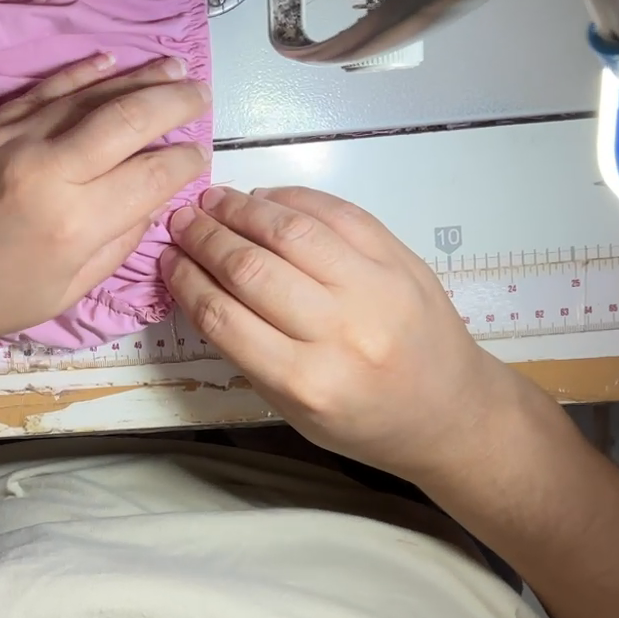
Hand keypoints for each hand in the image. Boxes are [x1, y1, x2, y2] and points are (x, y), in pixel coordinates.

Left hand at [0, 53, 208, 355]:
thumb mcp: (65, 292)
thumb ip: (117, 242)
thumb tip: (153, 198)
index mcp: (75, 224)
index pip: (152, 175)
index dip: (185, 160)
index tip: (199, 154)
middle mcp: (49, 171)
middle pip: (130, 119)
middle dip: (176, 103)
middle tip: (202, 93)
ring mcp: (12, 140)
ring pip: (91, 95)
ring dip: (139, 78)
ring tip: (174, 69)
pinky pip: (44, 90)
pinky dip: (81, 74)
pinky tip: (111, 62)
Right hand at [163, 185, 535, 482]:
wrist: (452, 411)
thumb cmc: (361, 420)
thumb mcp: (290, 405)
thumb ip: (243, 345)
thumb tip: (197, 277)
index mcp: (306, 383)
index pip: (224, 316)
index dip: (186, 279)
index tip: (167, 257)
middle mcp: (341, 333)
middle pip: (252, 269)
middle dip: (205, 238)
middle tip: (181, 221)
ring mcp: (377, 289)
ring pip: (292, 231)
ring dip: (242, 209)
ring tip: (214, 200)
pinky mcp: (401, 258)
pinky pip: (337, 213)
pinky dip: (292, 197)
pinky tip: (263, 197)